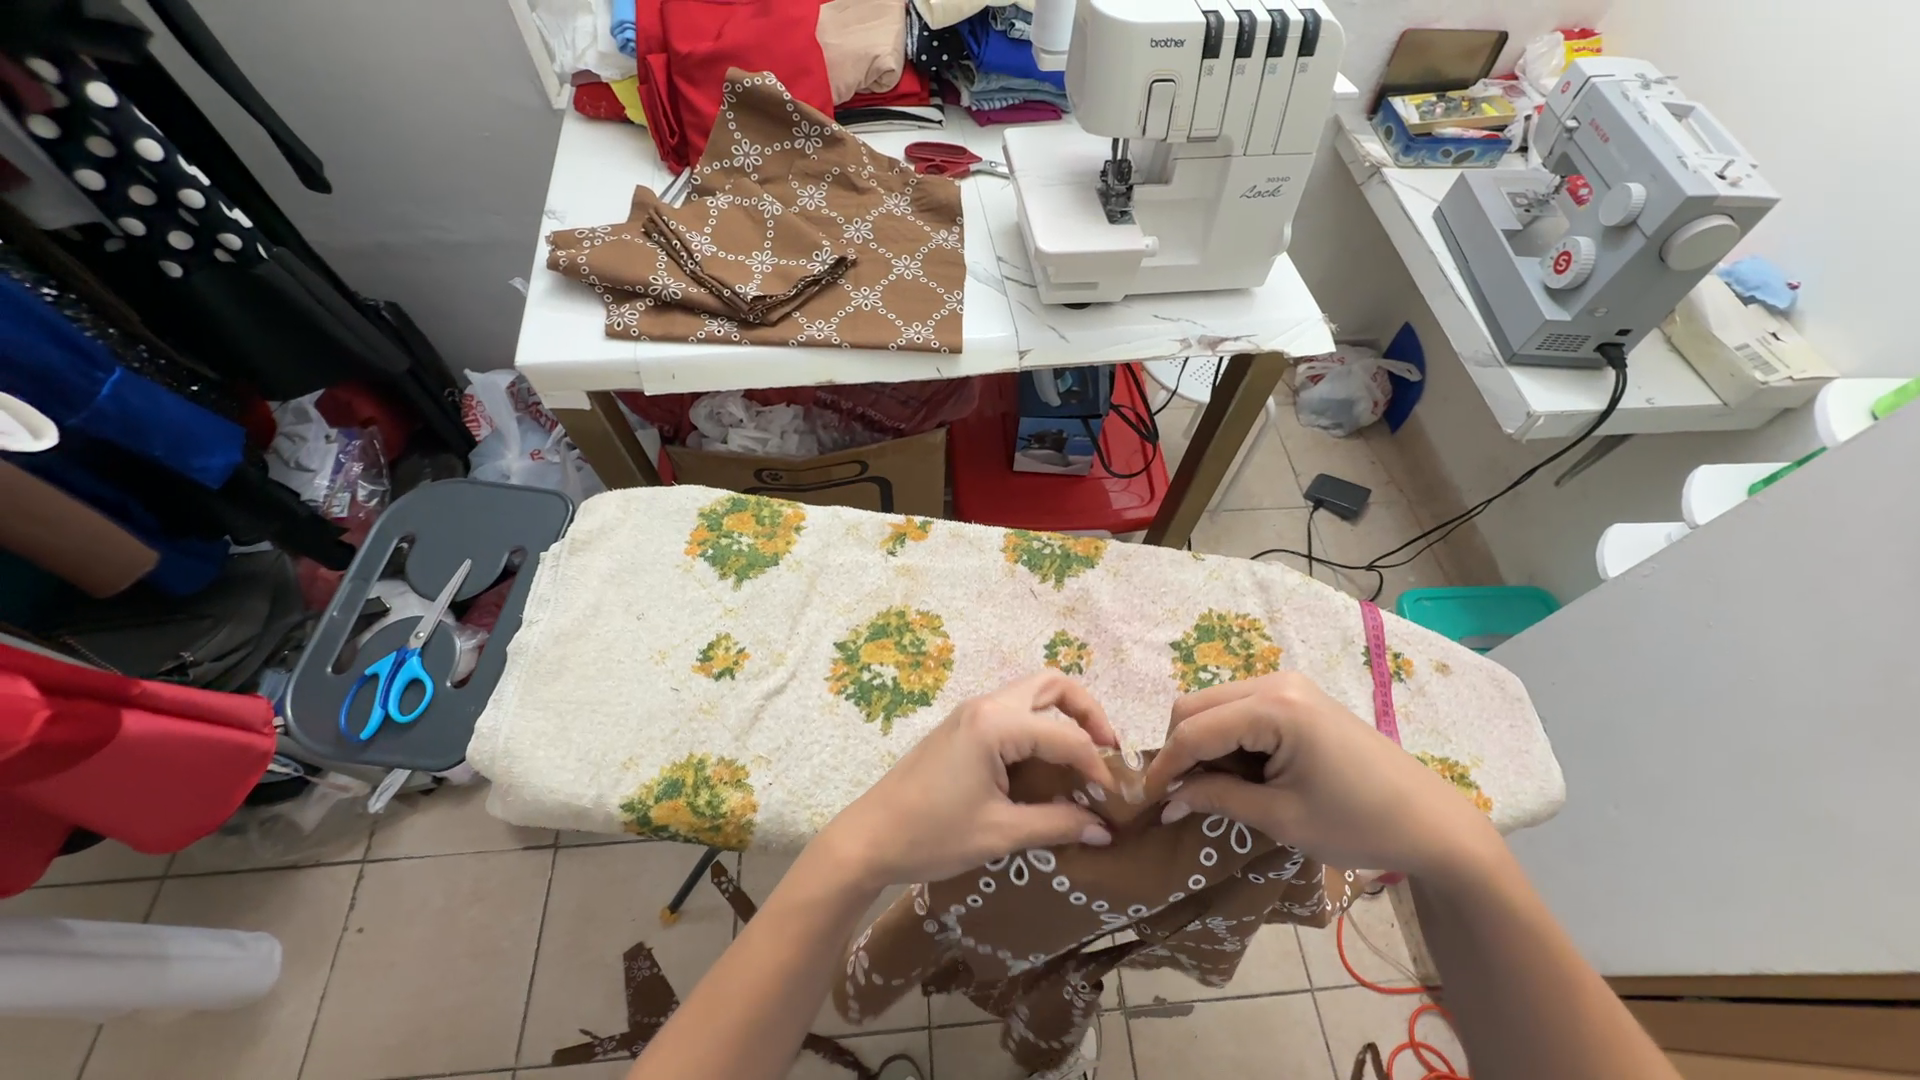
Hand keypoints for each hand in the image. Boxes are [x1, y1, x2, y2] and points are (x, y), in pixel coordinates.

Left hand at [816, 672, 1120, 889]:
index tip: (1114, 800)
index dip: (1097, 766)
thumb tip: (1104, 829)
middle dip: (1087, 712)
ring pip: (1030, 696)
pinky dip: (1038, 729)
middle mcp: (984, 706)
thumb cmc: (931, 835)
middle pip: (1052, 685)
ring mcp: (969, 714)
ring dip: (1062, 718)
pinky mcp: (960, 729)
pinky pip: (1011, 714)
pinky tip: (1046, 768)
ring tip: (1082, 759)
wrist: (868, 839)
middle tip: (1107, 751)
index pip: (1065, 736)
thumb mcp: (1000, 833)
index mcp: (995, 725)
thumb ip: (1057, 824)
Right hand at [1141, 673, 1500, 880]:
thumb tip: (1168, 800)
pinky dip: (1225, 737)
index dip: (1165, 765)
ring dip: (1200, 741)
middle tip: (1178, 795)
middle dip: (1178, 748)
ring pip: (1214, 704)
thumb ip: (1218, 799)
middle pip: (1196, 705)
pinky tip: (1237, 771)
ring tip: (1209, 787)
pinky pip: (1239, 708)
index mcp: (1276, 708)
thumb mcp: (1281, 818)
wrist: (1431, 823)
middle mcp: (1277, 682)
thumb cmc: (1358, 824)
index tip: (1147, 801)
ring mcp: (1289, 686)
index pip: (1195, 729)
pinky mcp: (1297, 697)